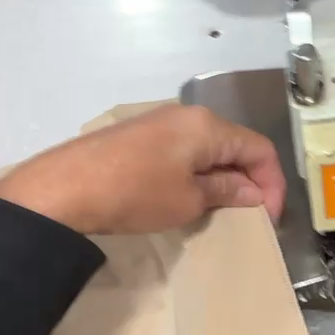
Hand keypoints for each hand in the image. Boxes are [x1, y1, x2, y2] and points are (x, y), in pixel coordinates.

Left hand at [0, 104, 286, 234]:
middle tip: (251, 216)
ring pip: (210, 148)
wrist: (61, 191)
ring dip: (224, 177)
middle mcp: (188, 115)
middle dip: (250, 180)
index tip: (269, 218)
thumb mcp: (189, 199)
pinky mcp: (141, 136)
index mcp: (209, 125)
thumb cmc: (135, 194)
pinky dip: (199, 172)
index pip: (260, 150)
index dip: (272, 184)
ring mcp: (162, 122)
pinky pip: (186, 151)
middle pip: (237, 145)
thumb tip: (253, 192)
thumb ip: (228, 191)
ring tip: (222, 209)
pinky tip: (192, 196)